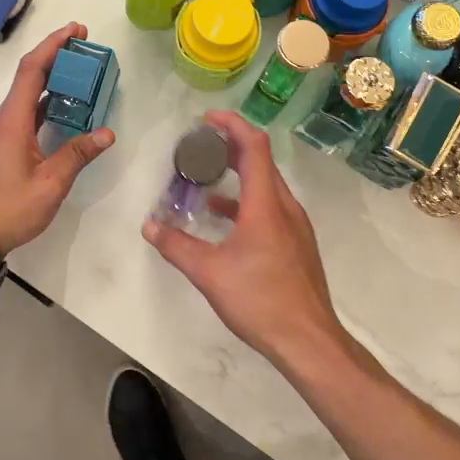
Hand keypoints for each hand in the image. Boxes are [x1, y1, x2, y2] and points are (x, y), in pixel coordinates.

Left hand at [0, 23, 114, 253]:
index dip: (54, 45)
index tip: (76, 30)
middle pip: (29, 76)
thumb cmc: (8, 209)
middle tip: (86, 47)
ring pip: (28, 94)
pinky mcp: (2, 144)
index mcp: (12, 120)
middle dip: (57, 56)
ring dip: (53, 79)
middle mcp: (3, 118)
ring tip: (83, 74)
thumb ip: (78, 155)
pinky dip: (47, 102)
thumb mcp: (50, 185)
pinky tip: (67, 109)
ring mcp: (0, 131)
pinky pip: (26, 111)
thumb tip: (106, 133)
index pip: (32, 70)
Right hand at [142, 110, 346, 365]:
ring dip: (238, 174)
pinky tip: (224, 219)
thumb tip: (150, 226)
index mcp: (266, 203)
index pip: (254, 146)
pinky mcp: (297, 244)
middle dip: (230, 146)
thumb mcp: (209, 273)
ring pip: (266, 185)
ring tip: (205, 177)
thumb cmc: (260, 300)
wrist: (309, 341)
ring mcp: (295, 226)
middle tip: (199, 144)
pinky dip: (246, 200)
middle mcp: (285, 206)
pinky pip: (271, 207)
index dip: (232, 125)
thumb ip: (177, 245)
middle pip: (261, 161)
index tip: (207, 119)